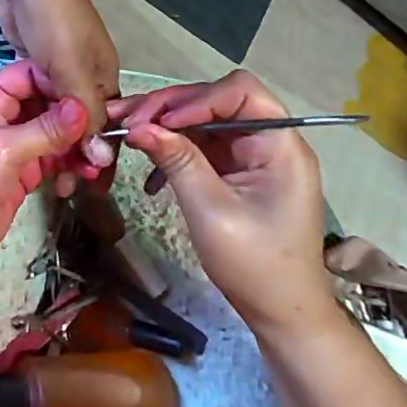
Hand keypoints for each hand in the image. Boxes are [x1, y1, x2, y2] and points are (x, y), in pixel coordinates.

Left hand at [0, 0, 120, 193]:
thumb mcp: (69, 72)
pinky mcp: (34, 76)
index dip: (97, 152)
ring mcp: (54, 80)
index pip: (104, 126)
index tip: (92, 182)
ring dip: (61, 149)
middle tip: (73, 187)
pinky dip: (43, 134)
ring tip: (61, 180)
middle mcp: (80, 82)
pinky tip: (41, 154)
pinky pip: (41, 115)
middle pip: (81, 128)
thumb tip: (101, 156)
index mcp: (98, 80)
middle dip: (78, 156)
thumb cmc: (53, 24)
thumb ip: (81, 114)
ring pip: (60, 125)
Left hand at [0, 60, 90, 269]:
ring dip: (77, 144)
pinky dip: (70, 164)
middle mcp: (5, 116)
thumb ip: (45, 129)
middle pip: (48, 103)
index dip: (60, 82)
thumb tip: (84, 108)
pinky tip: (84, 174)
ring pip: (56, 133)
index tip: (91, 97)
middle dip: (75, 118)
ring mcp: (16, 144)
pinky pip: (55, 159)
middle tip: (102, 133)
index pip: (32, 75)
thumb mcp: (3, 149)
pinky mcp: (25, 171)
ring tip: (96, 160)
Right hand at [115, 71, 331, 333]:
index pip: (241, 92)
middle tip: (125, 117)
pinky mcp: (238, 171)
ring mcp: (253, 155)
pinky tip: (148, 169)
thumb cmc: (255, 266)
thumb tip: (137, 127)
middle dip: (170, 107)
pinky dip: (174, 149)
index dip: (197, 98)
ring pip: (204, 120)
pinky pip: (203, 145)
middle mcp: (270, 140)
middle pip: (217, 101)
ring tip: (124, 131)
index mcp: (280, 145)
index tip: (159, 121)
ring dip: (164, 125)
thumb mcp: (210, 211)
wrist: (281, 314)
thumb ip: (177, 161)